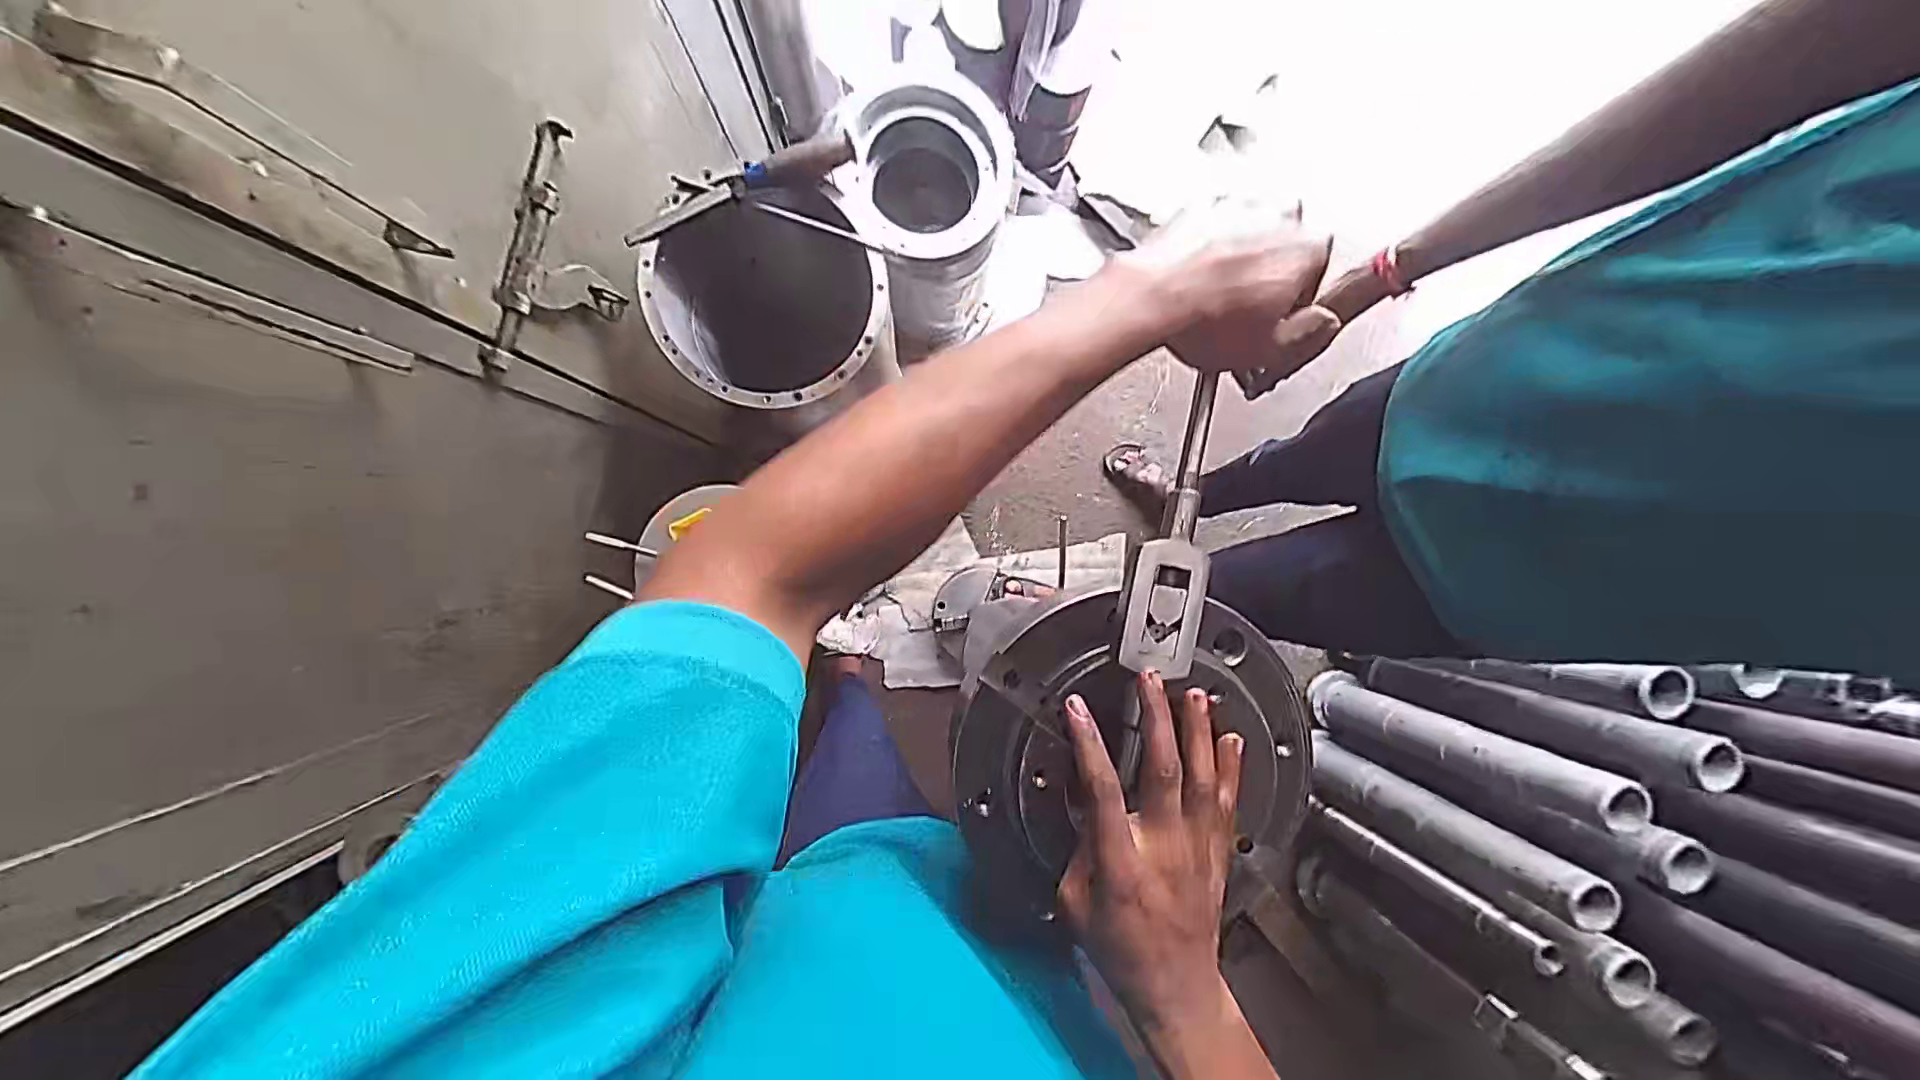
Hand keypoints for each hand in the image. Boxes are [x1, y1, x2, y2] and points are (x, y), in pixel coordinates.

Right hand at [1059, 672, 1272, 1078]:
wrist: (1176, 989)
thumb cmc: (1119, 948)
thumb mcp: (1074, 899)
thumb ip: (1077, 844)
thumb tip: (1079, 796)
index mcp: (1120, 862)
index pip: (1101, 790)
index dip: (1089, 743)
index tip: (1078, 708)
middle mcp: (1163, 849)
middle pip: (1163, 772)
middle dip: (1157, 719)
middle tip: (1149, 682)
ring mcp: (1197, 850)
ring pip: (1202, 780)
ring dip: (1198, 733)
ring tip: (1194, 695)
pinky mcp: (1218, 855)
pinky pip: (1227, 803)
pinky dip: (1231, 768)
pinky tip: (1231, 739)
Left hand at [1117, 196, 1337, 375]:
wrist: (1150, 299)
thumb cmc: (1203, 321)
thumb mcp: (1267, 350)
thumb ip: (1307, 334)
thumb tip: (1321, 325)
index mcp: (1310, 246)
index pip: (1314, 275)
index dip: (1288, 303)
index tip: (1267, 321)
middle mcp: (1279, 213)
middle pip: (1281, 248)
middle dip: (1263, 274)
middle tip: (1234, 310)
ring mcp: (1236, 204)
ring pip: (1246, 233)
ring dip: (1233, 257)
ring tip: (1207, 296)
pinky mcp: (1197, 205)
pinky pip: (1208, 227)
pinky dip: (1201, 247)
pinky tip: (1188, 277)